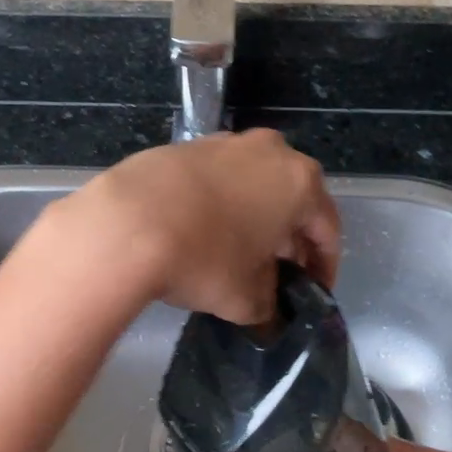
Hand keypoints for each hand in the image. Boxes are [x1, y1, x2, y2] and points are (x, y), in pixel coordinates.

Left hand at [50, 129, 340, 325]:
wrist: (125, 223)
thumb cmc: (204, 258)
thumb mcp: (247, 298)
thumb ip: (269, 304)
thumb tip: (267, 309)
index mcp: (299, 182)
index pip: (326, 228)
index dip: (324, 266)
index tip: (314, 291)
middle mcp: (269, 151)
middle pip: (291, 200)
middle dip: (288, 238)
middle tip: (279, 274)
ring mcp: (223, 143)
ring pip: (252, 185)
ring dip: (253, 218)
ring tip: (239, 255)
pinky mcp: (183, 146)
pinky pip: (215, 180)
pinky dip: (218, 205)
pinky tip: (201, 233)